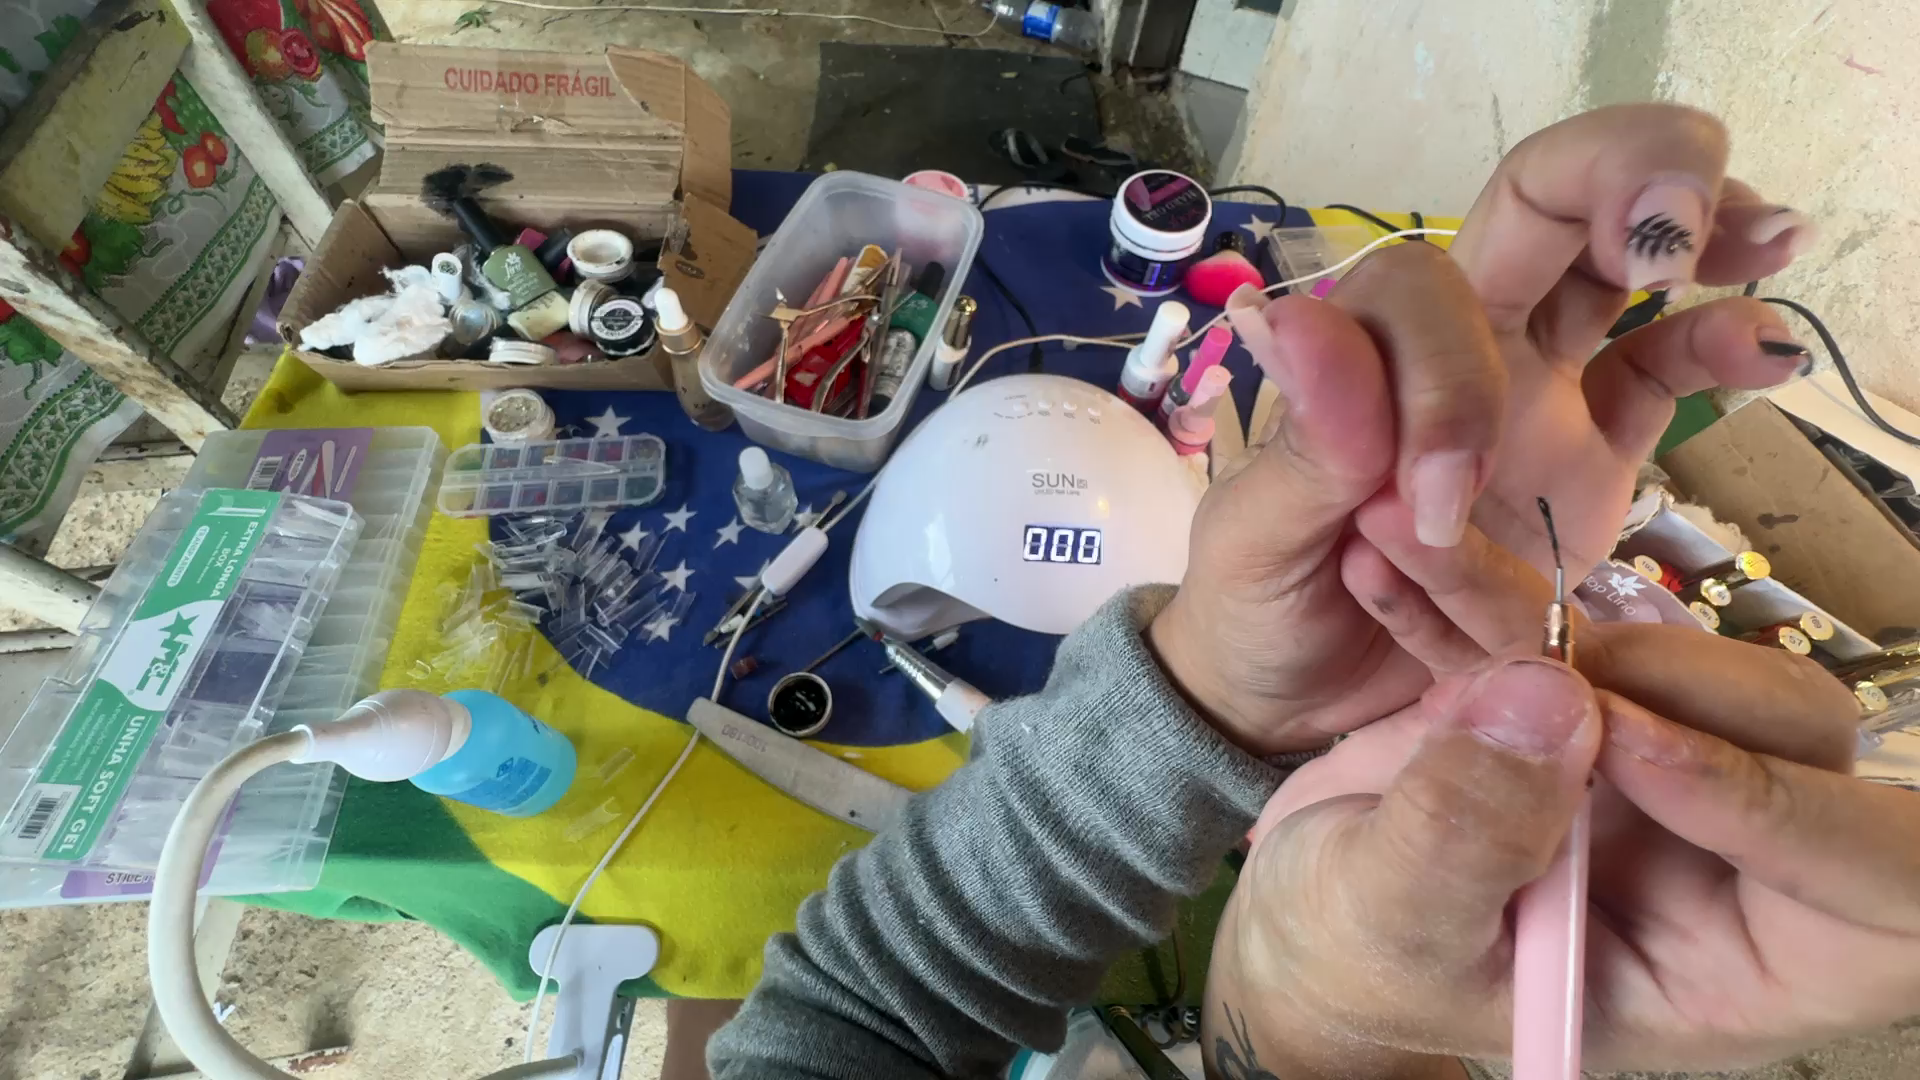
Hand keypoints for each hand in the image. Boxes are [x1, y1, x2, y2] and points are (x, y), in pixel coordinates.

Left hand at [1150, 104, 1814, 753]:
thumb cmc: (1253, 606)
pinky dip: (1712, 352)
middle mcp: (1440, 371)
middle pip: (1529, 223)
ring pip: (1607, 284)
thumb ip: (1302, 447)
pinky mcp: (1578, 476)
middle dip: (1614, 184)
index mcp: (1352, 376)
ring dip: (1684, 234)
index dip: (1447, 375)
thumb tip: (1291, 313)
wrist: (1292, 695)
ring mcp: (1521, 413)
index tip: (1437, 501)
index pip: (1417, 291)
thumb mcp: (1257, 535)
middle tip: (1669, 238)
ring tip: (1756, 240)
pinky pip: (1653, 386)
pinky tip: (1758, 347)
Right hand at [1206, 622, 1914, 1077]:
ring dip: (1539, 607)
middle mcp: (1694, 849)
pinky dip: (1463, 591)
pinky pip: (1532, 632)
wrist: (1300, 900)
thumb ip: (1464, 828)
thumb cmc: (1351, 952)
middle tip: (1534, 662)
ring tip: (1422, 574)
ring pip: (1659, 658)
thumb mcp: (1395, 914)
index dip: (1785, 804)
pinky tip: (1384, 570)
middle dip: (1670, 679)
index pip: (1866, 888)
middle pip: (1785, 736)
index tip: (1621, 743)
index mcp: (1714, 955)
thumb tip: (1549, 696)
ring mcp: (1612, 767)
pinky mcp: (1537, 709)